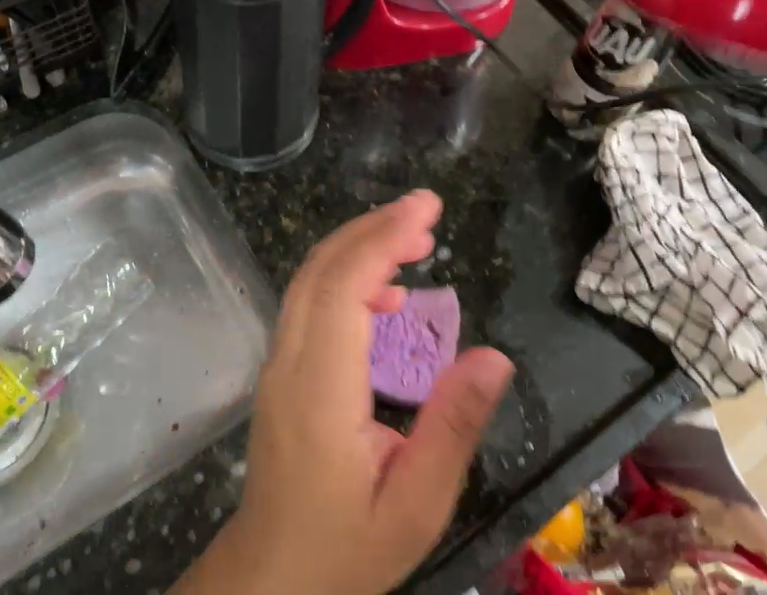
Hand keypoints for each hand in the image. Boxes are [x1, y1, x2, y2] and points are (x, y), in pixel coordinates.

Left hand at [175, 191, 514, 594]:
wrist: (271, 578)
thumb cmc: (346, 548)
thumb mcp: (415, 504)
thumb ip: (452, 428)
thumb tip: (495, 356)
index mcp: (321, 390)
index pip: (344, 288)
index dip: (383, 239)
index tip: (428, 208)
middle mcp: (290, 363)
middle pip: (320, 270)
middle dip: (372, 228)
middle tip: (428, 210)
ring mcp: (278, 366)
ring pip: (309, 281)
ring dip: (358, 248)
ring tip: (416, 238)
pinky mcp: (281, 374)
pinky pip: (308, 305)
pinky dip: (345, 277)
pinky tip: (387, 294)